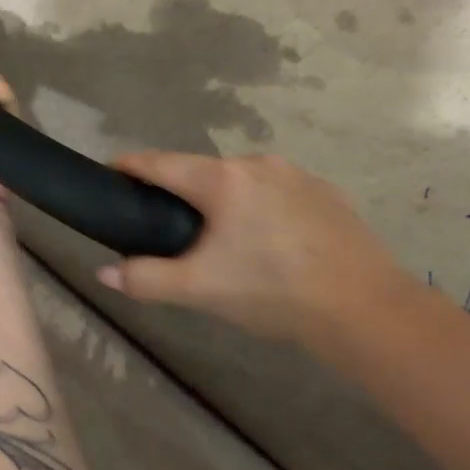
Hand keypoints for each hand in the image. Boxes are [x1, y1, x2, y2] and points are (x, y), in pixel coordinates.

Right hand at [95, 152, 406, 342]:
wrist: (364, 306)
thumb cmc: (272, 291)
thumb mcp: (201, 289)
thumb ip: (148, 279)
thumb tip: (105, 273)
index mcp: (222, 179)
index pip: (162, 163)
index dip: (131, 165)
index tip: (111, 169)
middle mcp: (257, 164)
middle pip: (203, 171)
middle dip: (182, 190)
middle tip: (168, 222)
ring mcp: (297, 174)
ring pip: (244, 181)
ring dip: (227, 199)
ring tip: (224, 238)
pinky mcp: (327, 192)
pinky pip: (279, 192)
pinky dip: (264, 208)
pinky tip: (272, 242)